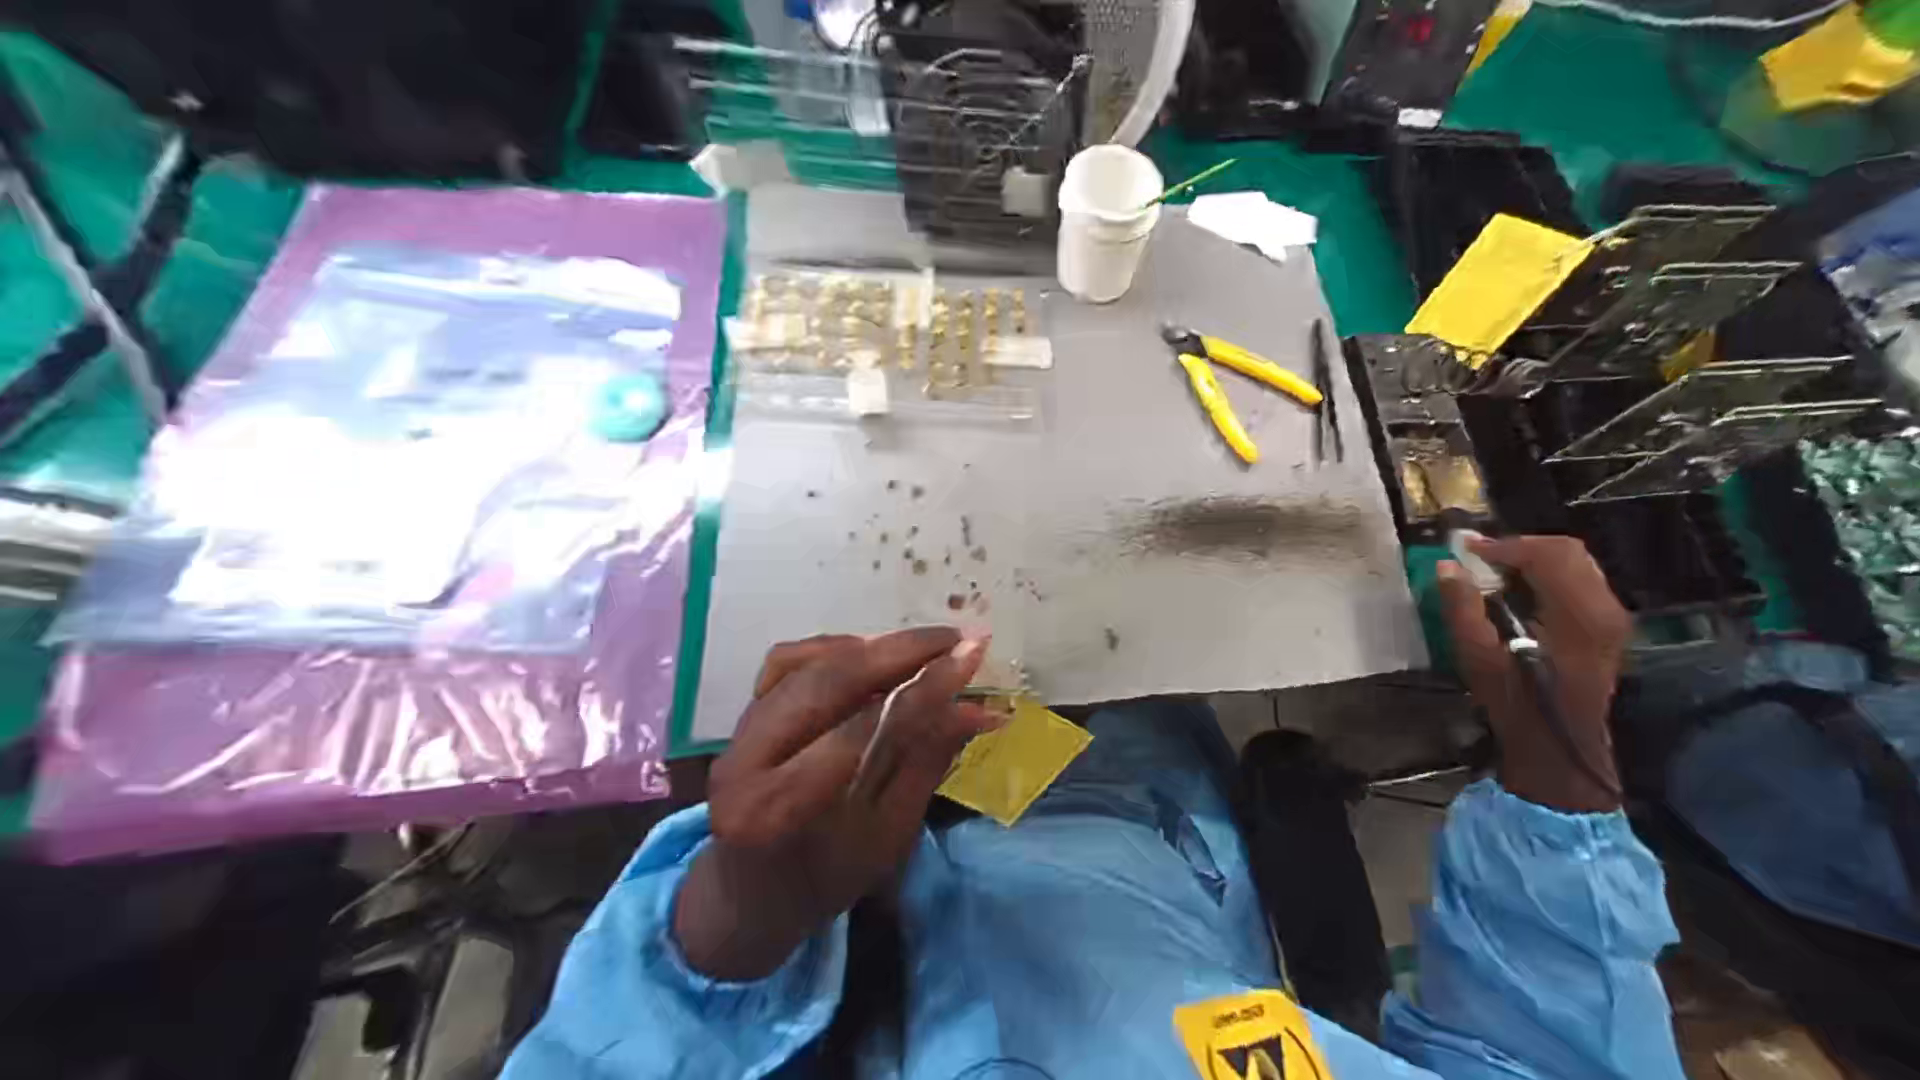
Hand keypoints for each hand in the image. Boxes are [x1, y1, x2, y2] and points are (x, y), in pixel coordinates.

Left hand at [673, 627, 996, 979]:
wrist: (751, 895)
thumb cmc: (824, 883)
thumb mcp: (885, 837)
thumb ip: (923, 763)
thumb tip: (975, 708)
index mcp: (778, 809)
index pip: (859, 729)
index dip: (920, 689)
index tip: (971, 659)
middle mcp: (746, 758)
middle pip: (827, 681)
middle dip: (899, 651)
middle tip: (956, 638)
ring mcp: (739, 730)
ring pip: (806, 662)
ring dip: (871, 646)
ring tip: (925, 644)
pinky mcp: (743, 712)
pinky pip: (787, 662)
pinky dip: (834, 649)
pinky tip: (872, 652)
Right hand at [1436, 534, 1631, 811]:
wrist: (1562, 745)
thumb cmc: (1516, 703)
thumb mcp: (1477, 657)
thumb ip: (1462, 608)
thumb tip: (1447, 566)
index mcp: (1578, 617)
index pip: (1549, 556)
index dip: (1505, 545)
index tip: (1464, 548)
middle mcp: (1605, 609)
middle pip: (1568, 551)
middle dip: (1519, 546)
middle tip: (1477, 555)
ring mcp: (1612, 616)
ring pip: (1575, 561)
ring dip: (1531, 557)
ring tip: (1491, 567)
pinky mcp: (1607, 624)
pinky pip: (1577, 577)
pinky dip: (1543, 571)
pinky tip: (1513, 585)